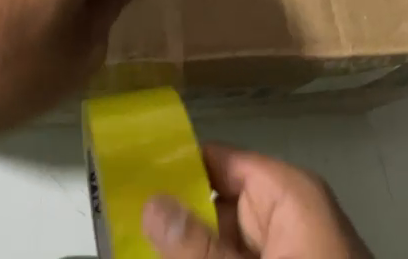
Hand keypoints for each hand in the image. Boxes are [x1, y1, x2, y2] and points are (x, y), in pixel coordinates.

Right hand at [143, 144, 370, 258]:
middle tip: (119, 226)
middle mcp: (286, 212)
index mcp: (285, 191)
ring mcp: (289, 249)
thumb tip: (150, 202)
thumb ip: (198, 248)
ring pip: (222, 242)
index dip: (170, 165)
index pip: (215, 159)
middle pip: (214, 204)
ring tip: (135, 245)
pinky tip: (177, 257)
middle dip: (173, 221)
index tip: (121, 175)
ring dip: (190, 251)